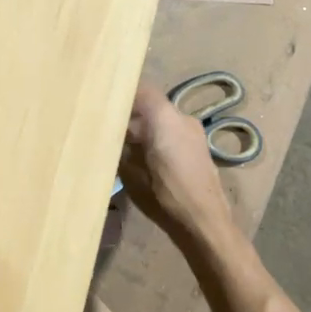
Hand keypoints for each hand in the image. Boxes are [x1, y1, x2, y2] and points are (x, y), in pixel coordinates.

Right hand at [119, 84, 234, 244]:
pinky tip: (149, 161)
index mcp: (163, 116)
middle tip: (113, 128)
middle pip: (152, 105)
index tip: (106, 102)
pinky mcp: (202, 149)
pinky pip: (174, 134)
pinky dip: (160, 140)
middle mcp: (182, 116)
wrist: (204, 223)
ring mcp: (195, 132)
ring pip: (164, 121)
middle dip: (132, 114)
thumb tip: (111, 131)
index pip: (140, 89)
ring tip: (130, 148)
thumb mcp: (128, 168)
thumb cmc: (161, 193)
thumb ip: (120, 142)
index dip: (122, 93)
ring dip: (147, 129)